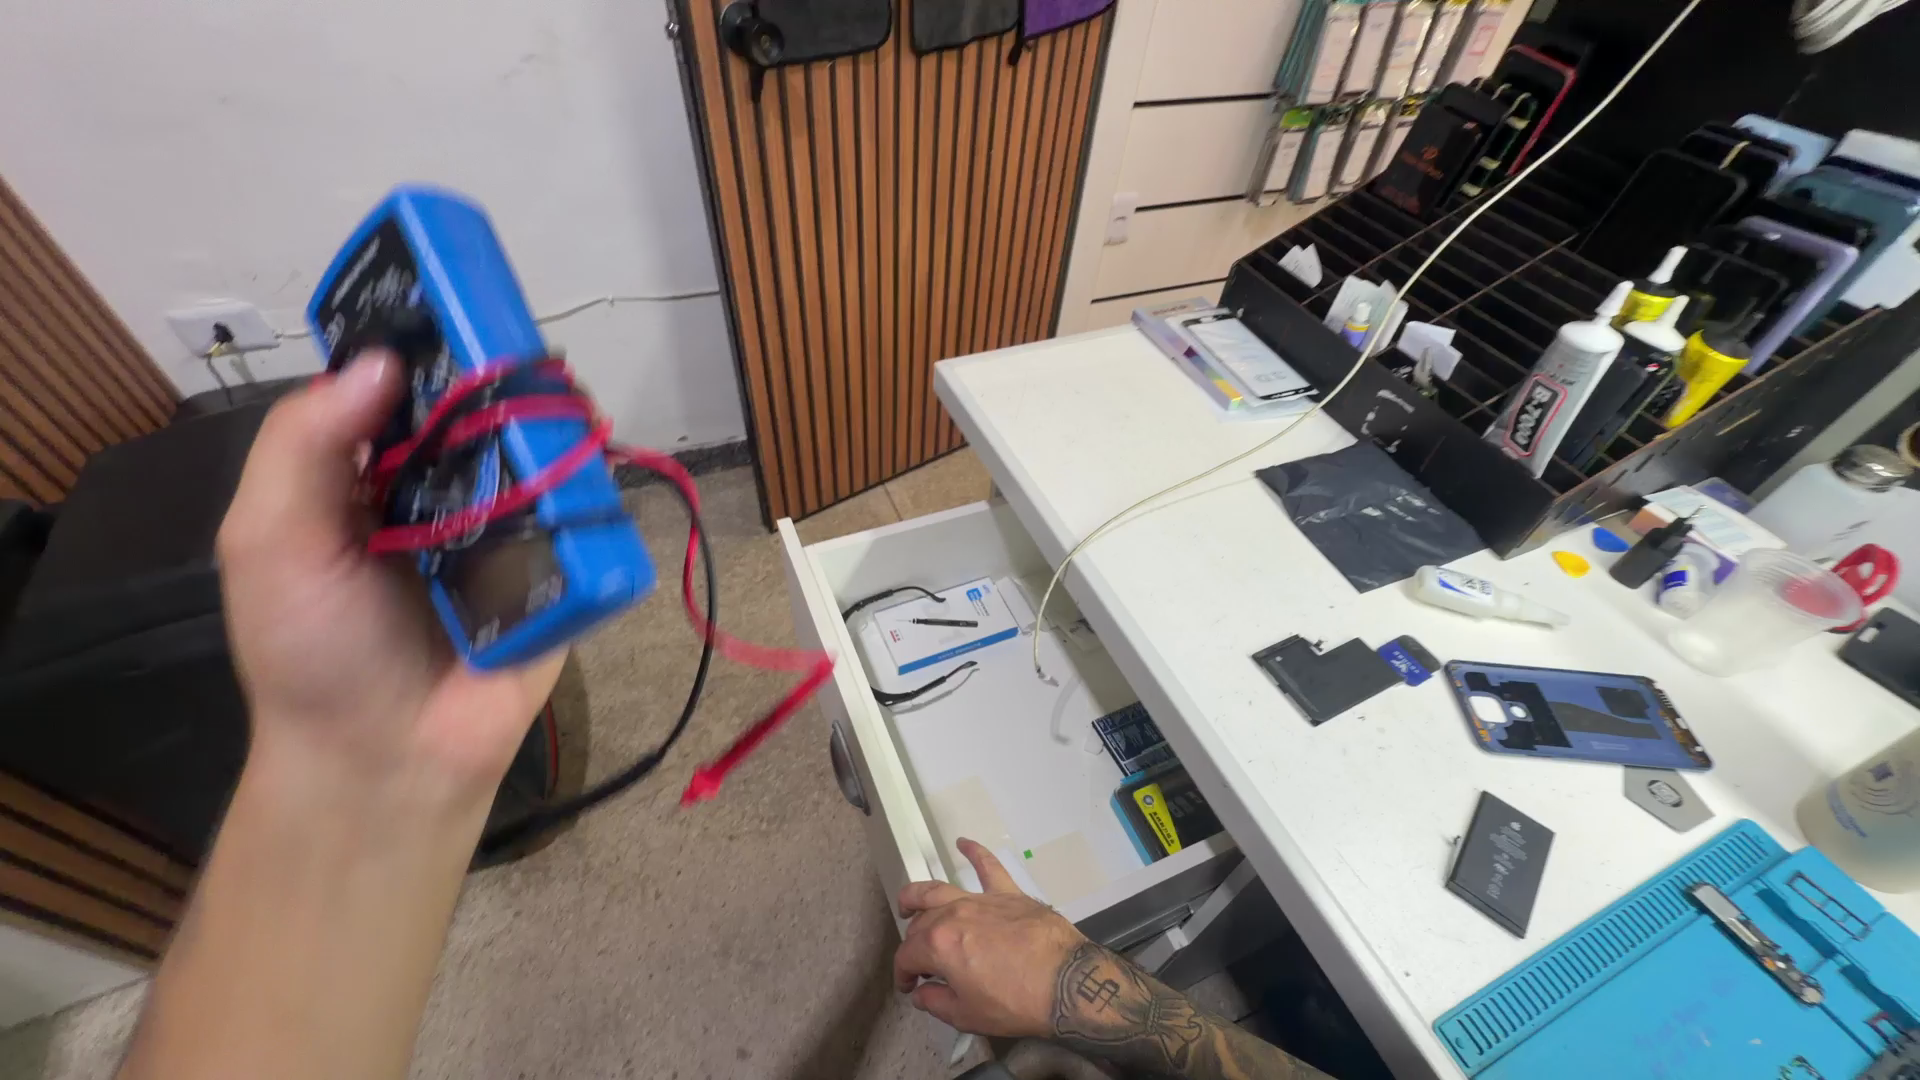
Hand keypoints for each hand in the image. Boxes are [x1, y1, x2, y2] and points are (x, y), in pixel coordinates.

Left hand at [217, 351, 564, 804]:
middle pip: (487, 428)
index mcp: (377, 484)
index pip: (409, 403)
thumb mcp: (270, 542)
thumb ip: (307, 449)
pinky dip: (596, 492)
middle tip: (531, 352)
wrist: (395, 751)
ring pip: (543, 470)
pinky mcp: (562, 575)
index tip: (461, 305)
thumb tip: (381, 363)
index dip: (430, 355)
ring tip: (574, 401)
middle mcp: (450, 501)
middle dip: (510, 389)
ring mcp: (513, 537)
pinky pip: (582, 525)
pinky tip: (604, 464)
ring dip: (560, 433)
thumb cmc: (319, 650)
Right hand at [892, 838, 1088, 1036]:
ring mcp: (981, 899)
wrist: (1064, 982)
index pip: (907, 954)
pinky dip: (975, 851)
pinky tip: (963, 843)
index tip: (908, 987)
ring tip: (909, 903)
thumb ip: (937, 1002)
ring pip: (939, 888)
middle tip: (918, 960)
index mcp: (939, 944)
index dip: (902, 973)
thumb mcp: (969, 1015)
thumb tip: (922, 992)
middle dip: (912, 942)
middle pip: (921, 921)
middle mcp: (953, 913)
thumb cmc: (1015, 1002)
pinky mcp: (1007, 892)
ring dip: (918, 894)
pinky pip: (988, 865)